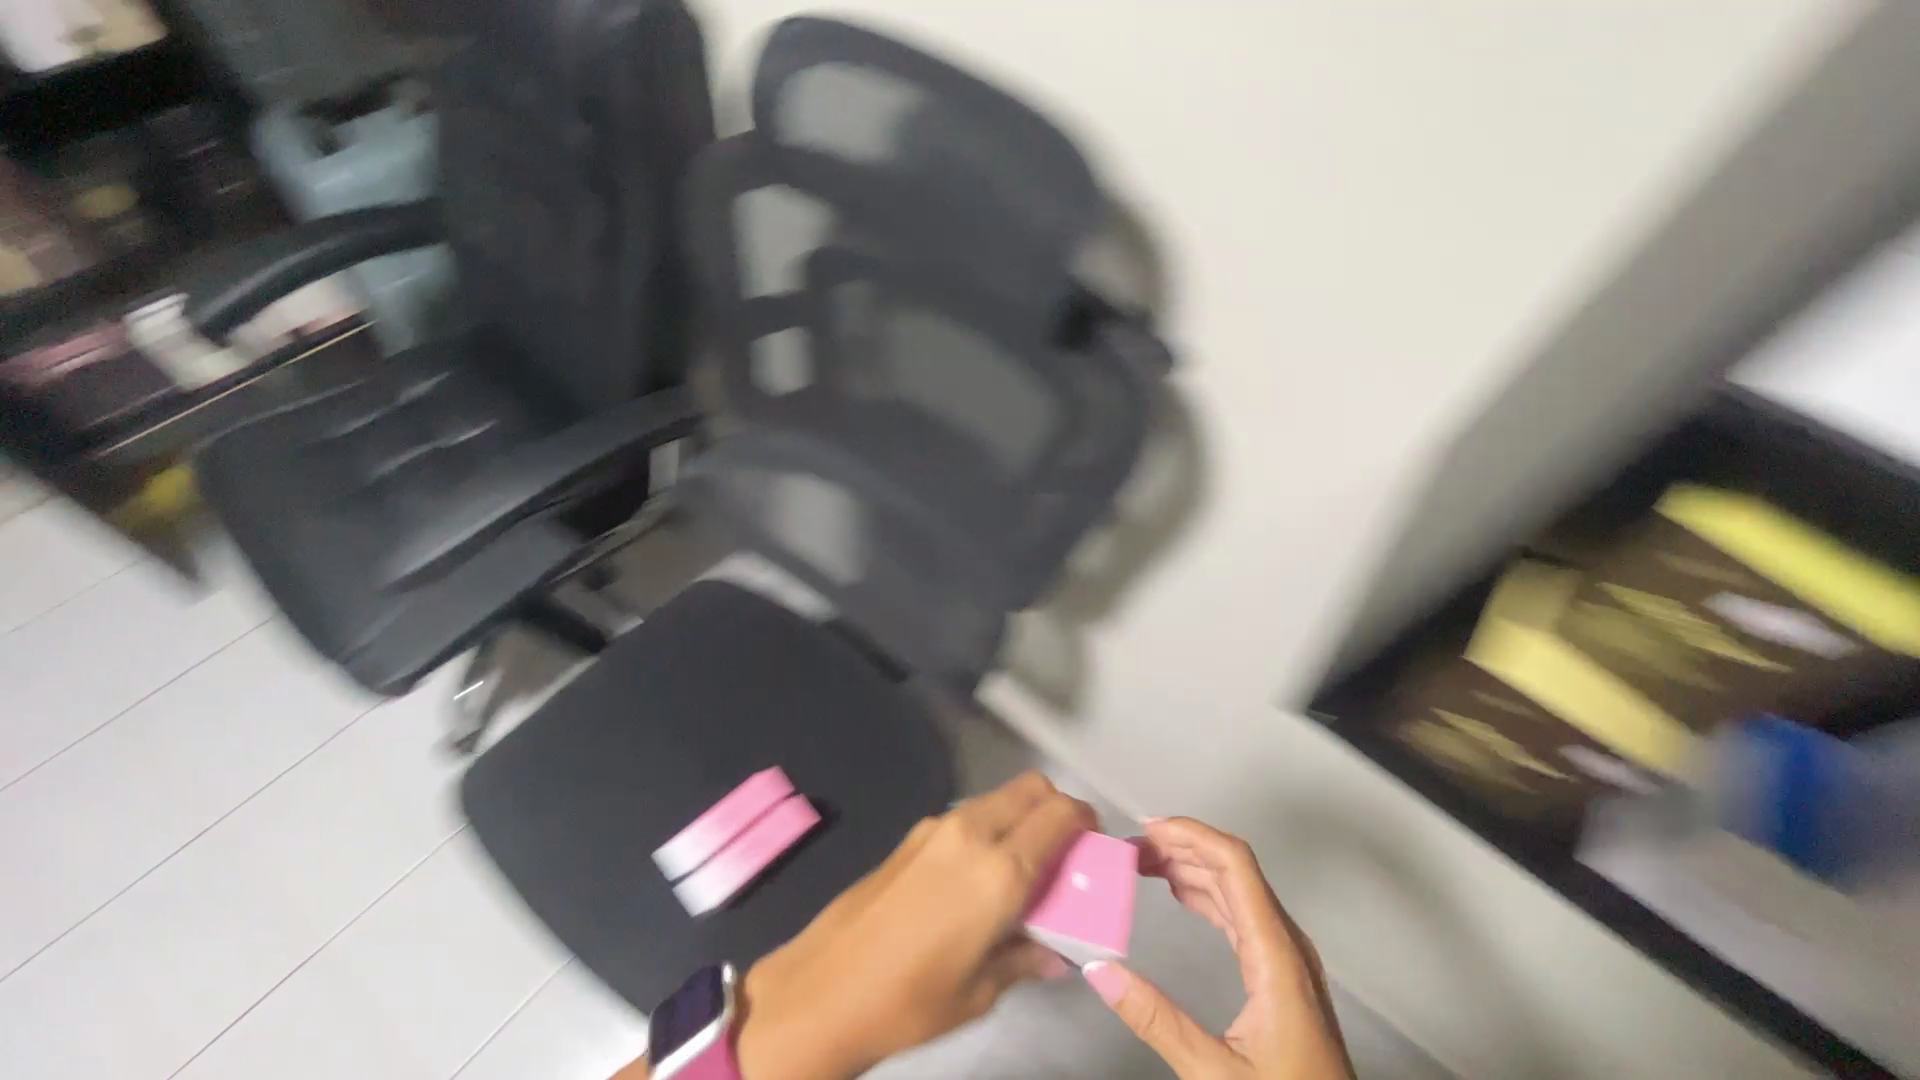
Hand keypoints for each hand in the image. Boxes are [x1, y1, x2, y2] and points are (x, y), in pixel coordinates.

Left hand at [734, 771, 1095, 1079]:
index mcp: (1000, 870)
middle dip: (1057, 809)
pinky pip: (967, 815)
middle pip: (1032, 789)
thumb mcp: (980, 991)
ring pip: (998, 798)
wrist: (821, 989)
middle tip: (1063, 854)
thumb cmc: (910, 1001)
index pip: (1061, 815)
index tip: (1093, 847)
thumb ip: (1024, 959)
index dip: (1086, 822)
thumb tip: (1054, 955)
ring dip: (1021, 817)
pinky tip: (977, 877)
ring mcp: (937, 828)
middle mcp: (972, 833)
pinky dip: (989, 828)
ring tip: (1022, 868)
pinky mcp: (910, 836)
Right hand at [1082, 818, 1354, 1079]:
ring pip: (1238, 887)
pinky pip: (1242, 912)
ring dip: (1191, 866)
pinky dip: (1206, 892)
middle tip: (1132, 848)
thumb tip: (1101, 971)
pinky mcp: (1282, 973)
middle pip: (1234, 868)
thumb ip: (1156, 1020)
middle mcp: (1286, 945)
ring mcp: (1288, 958)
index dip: (1190, 834)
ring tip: (1145, 864)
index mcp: (1277, 955)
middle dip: (1181, 846)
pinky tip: (1181, 894)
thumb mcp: (1215, 1074)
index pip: (1235, 865)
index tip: (1147, 829)